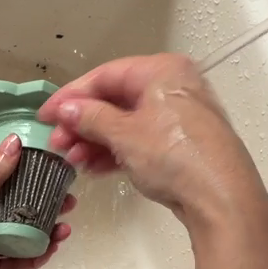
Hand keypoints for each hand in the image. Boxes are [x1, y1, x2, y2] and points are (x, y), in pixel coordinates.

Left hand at [0, 135, 73, 268]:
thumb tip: (15, 139)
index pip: (6, 183)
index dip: (31, 178)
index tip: (57, 174)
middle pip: (18, 211)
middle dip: (45, 207)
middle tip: (70, 204)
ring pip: (21, 237)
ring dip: (44, 232)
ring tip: (65, 229)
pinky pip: (17, 262)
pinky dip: (35, 257)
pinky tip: (52, 249)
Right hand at [38, 54, 256, 223]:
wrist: (220, 197)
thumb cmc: (180, 156)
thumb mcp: (125, 134)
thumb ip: (91, 118)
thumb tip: (68, 110)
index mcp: (162, 71)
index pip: (105, 76)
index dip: (71, 96)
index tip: (48, 114)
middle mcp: (172, 87)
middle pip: (114, 100)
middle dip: (82, 122)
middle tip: (58, 142)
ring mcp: (177, 117)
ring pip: (124, 123)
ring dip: (95, 140)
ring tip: (72, 160)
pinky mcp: (179, 145)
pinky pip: (138, 141)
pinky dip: (115, 152)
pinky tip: (94, 167)